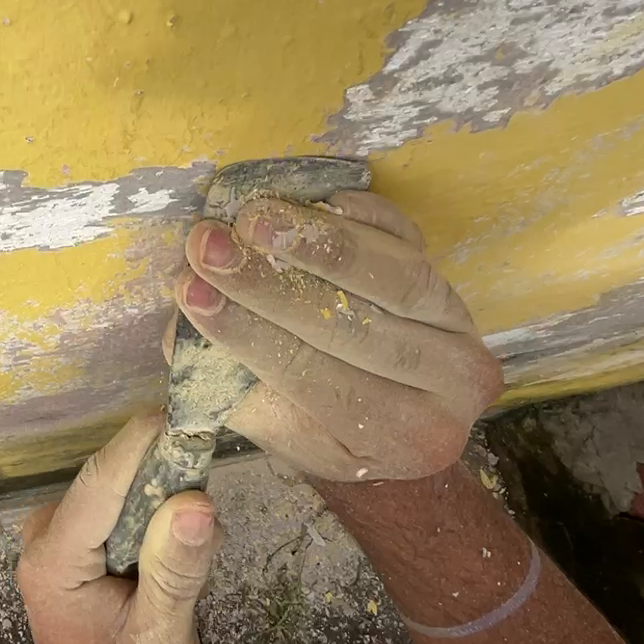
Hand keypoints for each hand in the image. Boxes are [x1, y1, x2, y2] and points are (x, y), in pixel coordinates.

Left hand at [16, 411, 224, 643]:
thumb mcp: (159, 642)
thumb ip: (176, 573)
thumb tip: (197, 502)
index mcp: (53, 559)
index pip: (99, 483)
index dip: (138, 443)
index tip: (178, 412)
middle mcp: (45, 535)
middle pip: (108, 481)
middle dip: (158, 469)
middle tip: (206, 458)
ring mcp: (56, 534)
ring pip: (115, 490)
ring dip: (158, 491)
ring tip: (198, 507)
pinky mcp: (72, 539)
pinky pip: (116, 506)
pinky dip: (149, 510)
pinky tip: (175, 532)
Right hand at [172, 189, 501, 480]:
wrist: (385, 404)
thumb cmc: (312, 415)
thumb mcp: (266, 418)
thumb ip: (224, 373)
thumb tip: (183, 314)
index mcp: (393, 441)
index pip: (312, 377)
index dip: (246, 332)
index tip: (191, 292)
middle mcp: (448, 393)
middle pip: (352, 326)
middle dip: (269, 283)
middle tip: (209, 246)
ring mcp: (461, 330)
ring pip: (392, 279)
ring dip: (312, 242)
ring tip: (249, 218)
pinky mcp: (450, 276)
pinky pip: (406, 235)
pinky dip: (356, 215)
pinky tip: (303, 202)